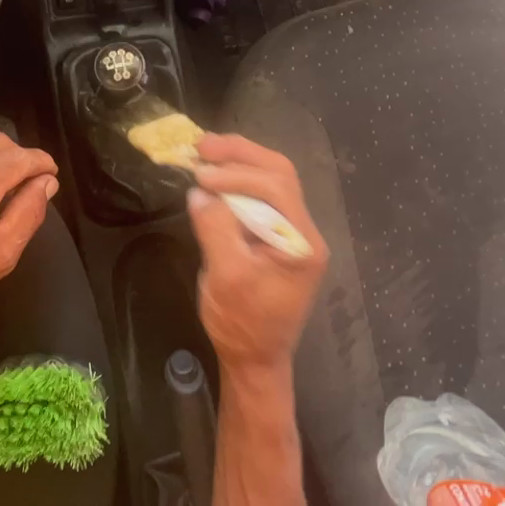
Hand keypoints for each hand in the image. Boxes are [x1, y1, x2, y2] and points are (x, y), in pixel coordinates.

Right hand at [188, 134, 328, 371]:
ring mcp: (293, 233)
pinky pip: (262, 196)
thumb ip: (215, 229)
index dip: (238, 174)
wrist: (254, 360)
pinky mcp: (277, 237)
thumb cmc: (242, 323)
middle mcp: (305, 232)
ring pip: (272, 180)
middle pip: (279, 174)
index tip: (201, 175)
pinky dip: (238, 180)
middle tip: (202, 145)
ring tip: (205, 153)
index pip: (276, 188)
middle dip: (241, 155)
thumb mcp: (225, 277)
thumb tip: (200, 191)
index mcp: (301, 243)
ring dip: (239, 162)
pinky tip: (215, 177)